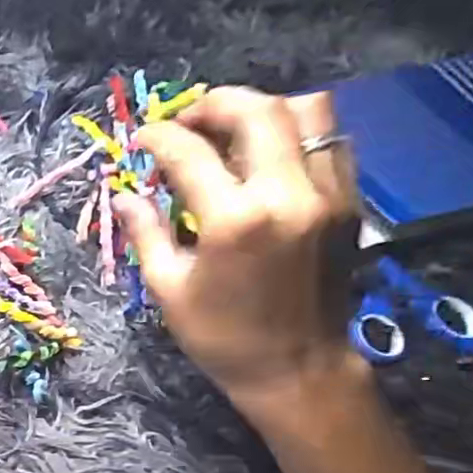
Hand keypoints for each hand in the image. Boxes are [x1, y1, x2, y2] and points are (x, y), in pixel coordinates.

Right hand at [113, 86, 362, 414]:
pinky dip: (292, 134)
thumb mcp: (168, 288)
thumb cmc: (221, 335)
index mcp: (235, 220)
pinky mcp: (348, 201)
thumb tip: (124, 195)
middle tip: (184, 123)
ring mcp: (328, 192)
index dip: (158, 137)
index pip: (191, 152)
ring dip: (261, 111)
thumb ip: (145, 232)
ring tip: (228, 134)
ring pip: (308, 110)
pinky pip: (328, 139)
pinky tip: (263, 159)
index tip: (139, 139)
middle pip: (258, 110)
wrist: (296, 368)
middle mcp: (288, 193)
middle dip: (213, 105)